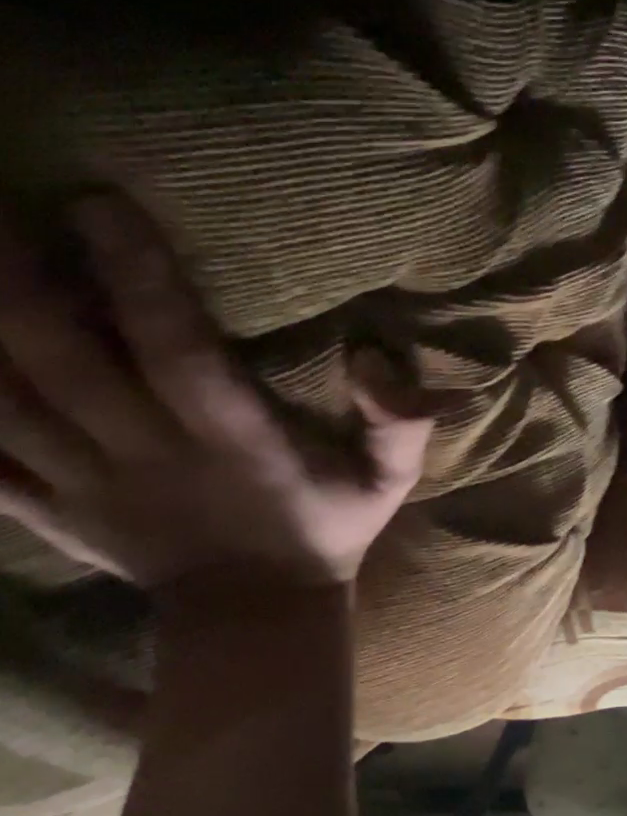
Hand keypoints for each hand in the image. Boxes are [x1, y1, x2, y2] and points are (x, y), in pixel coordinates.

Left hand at [0, 194, 432, 590]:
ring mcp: (86, 484)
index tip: (95, 203)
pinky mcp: (48, 508)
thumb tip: (377, 358)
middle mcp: (148, 454)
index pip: (178, 349)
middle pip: (60, 359)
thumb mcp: (389, 481)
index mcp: (234, 443)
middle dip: (14, 278)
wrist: (260, 612)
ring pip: (2, 400)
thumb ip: (399, 423)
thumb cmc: (329, 528)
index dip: (135, 276)